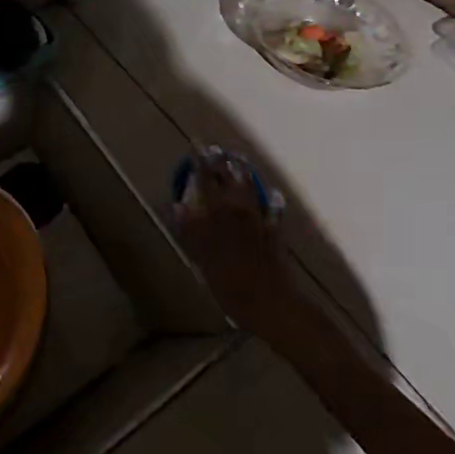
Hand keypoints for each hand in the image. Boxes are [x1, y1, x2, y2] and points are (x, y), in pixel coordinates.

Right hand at [172, 148, 294, 328]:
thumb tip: (179, 205)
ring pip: (250, 193)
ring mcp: (259, 224)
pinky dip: (272, 202)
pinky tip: (273, 193)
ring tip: (238, 161)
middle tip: (215, 149)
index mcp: (218, 218)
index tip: (195, 148)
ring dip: (243, 176)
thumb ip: (192, 231)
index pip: (206, 184)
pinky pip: (274, 213)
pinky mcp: (275, 236)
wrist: (272, 305)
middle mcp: (239, 215)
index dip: (200, 165)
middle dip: (221, 165)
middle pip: (229, 184)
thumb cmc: (231, 286)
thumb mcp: (203, 260)